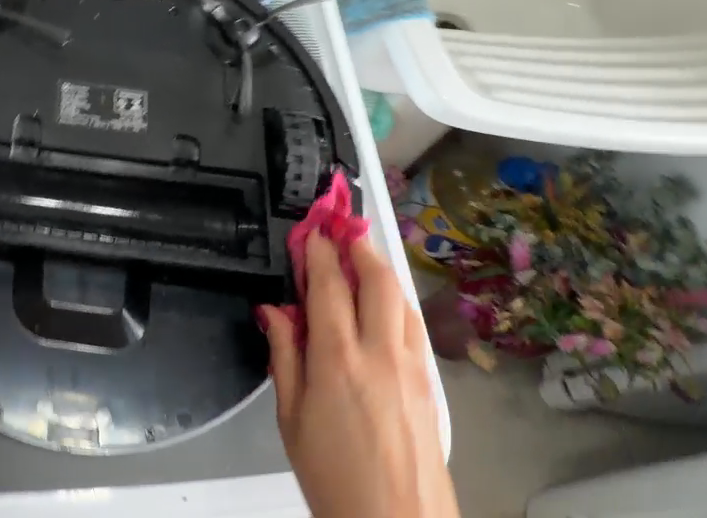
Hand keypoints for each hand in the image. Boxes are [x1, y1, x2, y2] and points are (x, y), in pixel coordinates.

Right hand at [259, 233, 458, 517]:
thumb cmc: (334, 479)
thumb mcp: (291, 418)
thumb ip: (284, 356)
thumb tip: (275, 313)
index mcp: (338, 359)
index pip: (328, 284)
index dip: (318, 250)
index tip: (310, 230)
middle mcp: (381, 353)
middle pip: (377, 279)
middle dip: (359, 245)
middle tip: (341, 228)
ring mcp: (413, 368)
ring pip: (401, 299)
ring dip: (381, 269)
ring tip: (361, 257)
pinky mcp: (431, 386)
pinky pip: (414, 326)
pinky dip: (397, 301)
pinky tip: (384, 305)